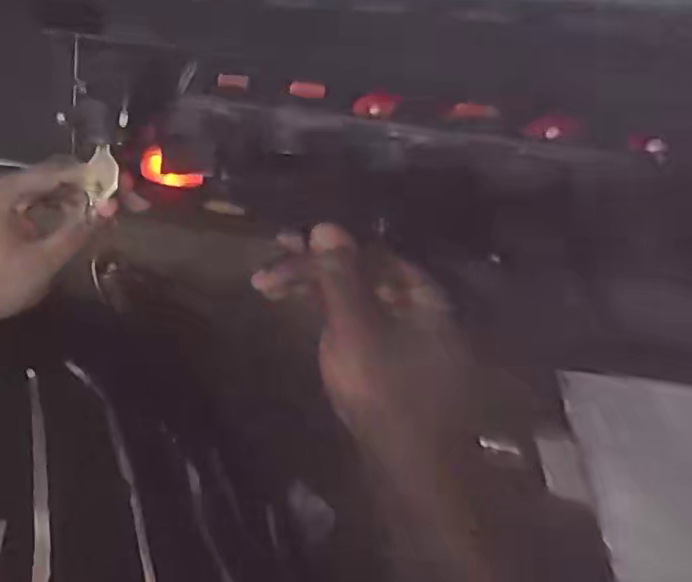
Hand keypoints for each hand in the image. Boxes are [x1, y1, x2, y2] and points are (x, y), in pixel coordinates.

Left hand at [0, 158, 110, 330]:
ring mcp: (3, 197)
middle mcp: (4, 185)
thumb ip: (75, 233)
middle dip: (85, 186)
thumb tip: (107, 211)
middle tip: (119, 198)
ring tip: (106, 210)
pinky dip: (60, 206)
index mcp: (7, 189)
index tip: (121, 185)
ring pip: (48, 187)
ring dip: (75, 196)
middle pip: (52, 176)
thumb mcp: (43, 261)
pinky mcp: (6, 210)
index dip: (90, 178)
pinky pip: (38, 200)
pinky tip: (82, 217)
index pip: (56, 172)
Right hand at [253, 224, 472, 468]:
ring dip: (311, 283)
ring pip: (351, 294)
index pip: (373, 255)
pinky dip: (320, 305)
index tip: (289, 244)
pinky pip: (350, 316)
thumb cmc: (385, 390)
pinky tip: (292, 302)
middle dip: (315, 263)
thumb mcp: (354, 327)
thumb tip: (324, 225)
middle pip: (362, 272)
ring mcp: (402, 336)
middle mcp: (417, 313)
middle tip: (273, 254)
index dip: (331, 247)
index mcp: (423, 301)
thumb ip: (339, 276)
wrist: (408, 466)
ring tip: (268, 281)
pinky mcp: (383, 357)